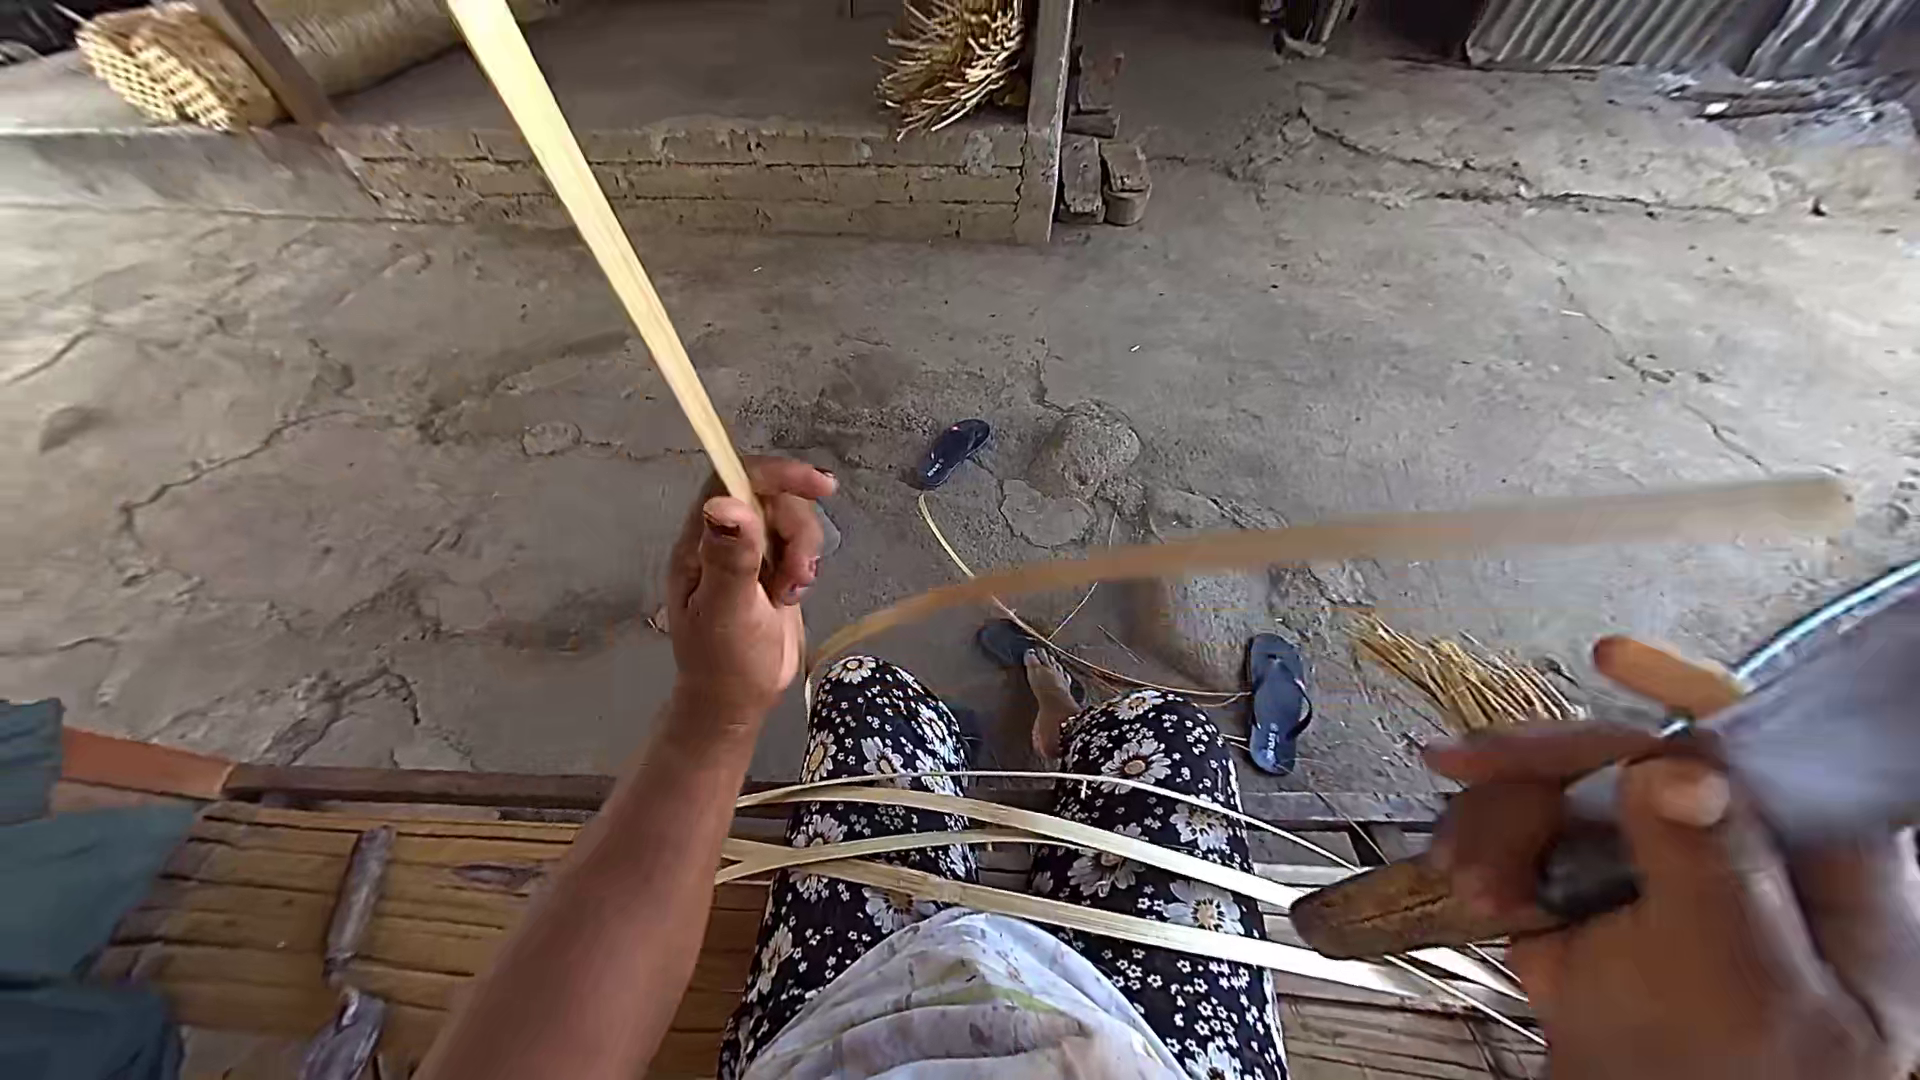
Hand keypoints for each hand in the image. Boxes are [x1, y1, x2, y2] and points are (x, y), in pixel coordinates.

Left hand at [666, 457, 836, 719]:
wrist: (739, 698)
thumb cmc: (725, 661)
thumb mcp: (727, 612)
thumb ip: (729, 558)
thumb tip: (724, 503)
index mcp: (700, 542)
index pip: (734, 480)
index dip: (776, 473)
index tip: (818, 485)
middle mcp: (724, 538)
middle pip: (773, 498)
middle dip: (798, 530)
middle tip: (796, 575)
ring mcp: (751, 552)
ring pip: (792, 519)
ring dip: (805, 551)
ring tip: (794, 590)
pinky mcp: (774, 567)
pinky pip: (800, 543)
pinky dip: (807, 563)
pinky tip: (796, 592)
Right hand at [1425, 726, 1919, 1079]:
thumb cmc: (1730, 1070)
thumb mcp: (1738, 981)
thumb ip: (1713, 876)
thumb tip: (1677, 771)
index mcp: (1803, 853)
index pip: (1762, 742)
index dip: (1688, 690)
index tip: (1614, 659)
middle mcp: (1712, 827)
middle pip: (1607, 750)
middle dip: (1528, 764)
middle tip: (1462, 763)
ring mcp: (1629, 836)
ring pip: (1536, 778)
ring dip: (1489, 823)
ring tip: (1480, 882)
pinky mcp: (1562, 848)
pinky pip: (1497, 810)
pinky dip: (1471, 841)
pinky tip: (1475, 882)